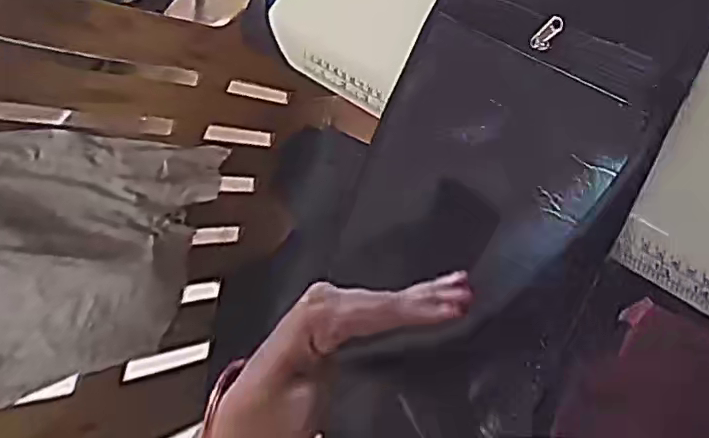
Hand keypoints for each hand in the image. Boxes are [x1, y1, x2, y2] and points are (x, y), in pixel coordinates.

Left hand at [204, 273, 471, 437]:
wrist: (242, 421)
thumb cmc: (265, 416)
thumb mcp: (306, 404)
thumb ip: (350, 374)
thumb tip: (393, 364)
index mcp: (316, 315)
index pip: (378, 311)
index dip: (417, 309)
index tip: (451, 307)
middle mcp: (325, 301)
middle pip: (386, 299)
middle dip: (427, 296)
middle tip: (466, 291)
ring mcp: (331, 305)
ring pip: (386, 300)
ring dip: (424, 296)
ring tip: (459, 287)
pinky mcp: (337, 316)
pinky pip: (379, 308)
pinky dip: (408, 304)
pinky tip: (429, 295)